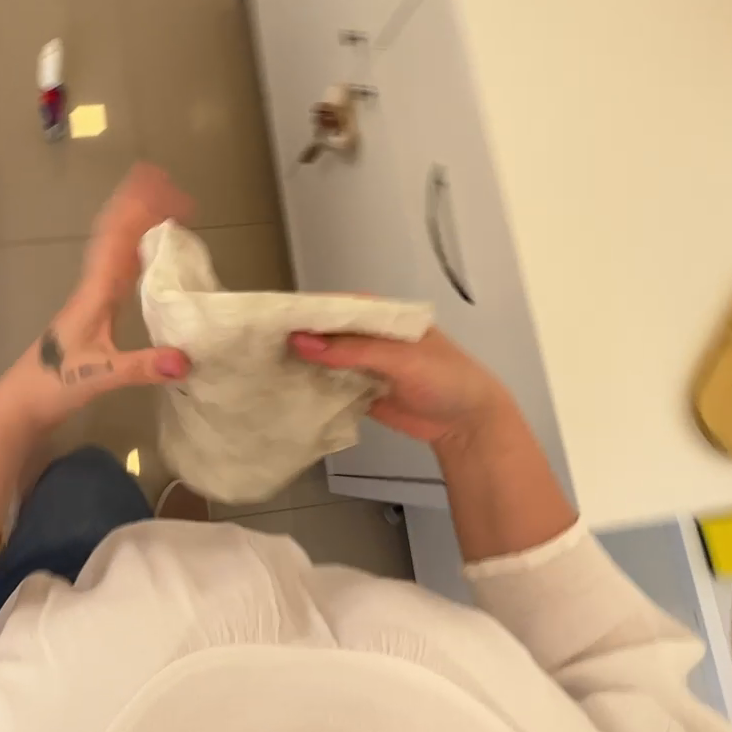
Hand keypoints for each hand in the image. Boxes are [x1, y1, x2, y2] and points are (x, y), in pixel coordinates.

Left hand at [4, 164, 193, 429]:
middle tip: (167, 180)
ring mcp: (93, 296)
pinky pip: (116, 264)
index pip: (119, 242)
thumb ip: (141, 367)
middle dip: (138, 204)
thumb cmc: (55, 384)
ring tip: (158, 198)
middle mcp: (94, 286)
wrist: (24, 401)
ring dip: (133, 218)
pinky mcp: (95, 308)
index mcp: (95, 293)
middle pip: (115, 233)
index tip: (167, 191)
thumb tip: (186, 359)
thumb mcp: (100, 376)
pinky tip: (144, 246)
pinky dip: (132, 245)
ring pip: (114, 245)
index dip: (140, 213)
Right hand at [288, 327, 519, 453]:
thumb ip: (351, 350)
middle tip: (262, 342)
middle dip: (300, 336)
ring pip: (326, 359)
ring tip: (265, 363)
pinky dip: (312, 386)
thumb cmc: (445, 379)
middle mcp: (370, 337)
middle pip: (327, 332)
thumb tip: (300, 341)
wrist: (469, 425)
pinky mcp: (361, 391)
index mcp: (383, 317)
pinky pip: (331, 385)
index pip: (338, 305)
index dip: (309, 310)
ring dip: (303, 362)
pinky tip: (288, 387)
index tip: (275, 316)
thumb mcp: (399, 358)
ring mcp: (365, 365)